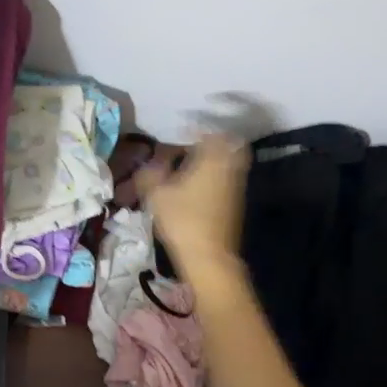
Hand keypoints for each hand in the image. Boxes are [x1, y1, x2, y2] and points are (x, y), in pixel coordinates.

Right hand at [135, 132, 247, 280]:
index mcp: (212, 157)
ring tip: (192, 163)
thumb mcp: (157, 194)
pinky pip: (228, 176)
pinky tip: (198, 184)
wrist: (209, 257)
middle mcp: (229, 166)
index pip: (207, 131)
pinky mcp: (236, 202)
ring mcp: (236, 184)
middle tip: (191, 143)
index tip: (179, 133)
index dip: (192, 129)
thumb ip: (151, 173)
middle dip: (210, 140)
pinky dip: (216, 174)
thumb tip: (150, 162)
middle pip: (227, 143)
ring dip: (214, 157)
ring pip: (229, 160)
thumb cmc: (183, 221)